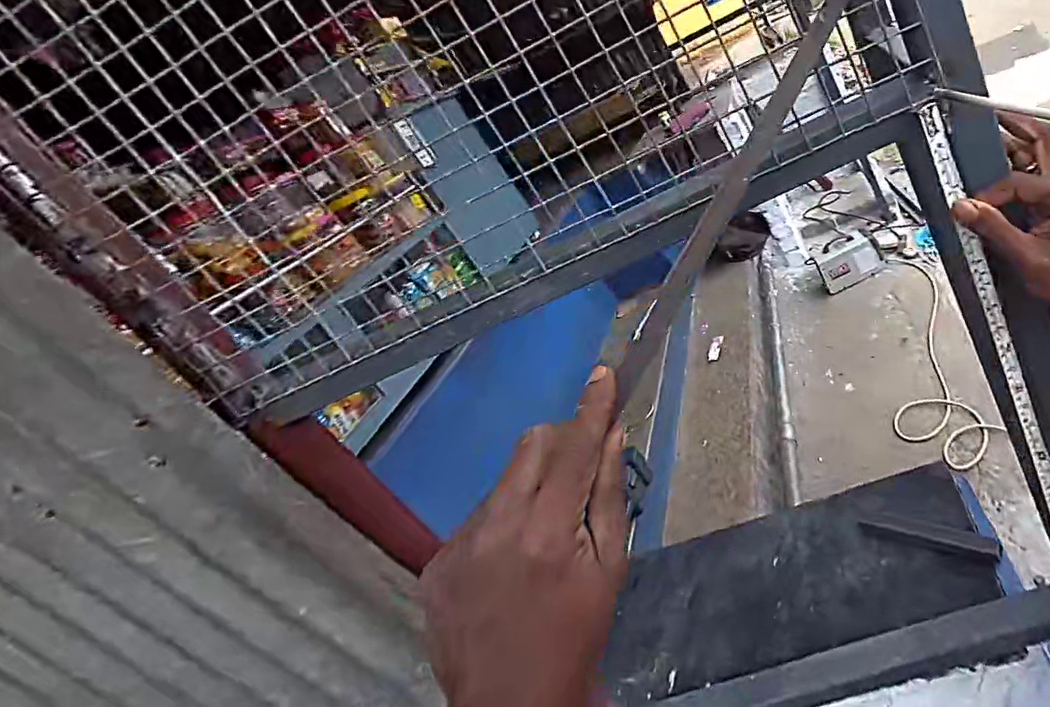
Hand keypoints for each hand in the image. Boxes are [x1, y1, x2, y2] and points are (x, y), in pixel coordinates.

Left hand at [421, 366, 630, 706]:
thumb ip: (608, 496)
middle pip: (532, 445)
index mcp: (548, 530)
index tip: (603, 375)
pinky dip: (499, 521)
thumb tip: (612, 436)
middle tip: (575, 471)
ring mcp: (461, 541)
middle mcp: (499, 525)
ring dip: (528, 488)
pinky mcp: (437, 559)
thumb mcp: (608, 572)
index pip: (575, 448)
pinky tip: (506, 562)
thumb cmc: (575, 637)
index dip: (592, 408)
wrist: (511, 706)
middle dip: (559, 443)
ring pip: (504, 480)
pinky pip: (477, 515)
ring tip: (538, 537)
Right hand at [951, 115, 1049, 323]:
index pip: (1016, 180)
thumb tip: (963, 206)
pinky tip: (991, 163)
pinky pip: (1034, 166)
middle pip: (1042, 138)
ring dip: (1011, 140)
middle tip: (984, 114)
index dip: (988, 192)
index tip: (970, 207)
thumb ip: (992, 229)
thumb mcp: (1027, 258)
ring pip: (1038, 148)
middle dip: (1013, 123)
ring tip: (982, 135)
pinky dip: (1011, 159)